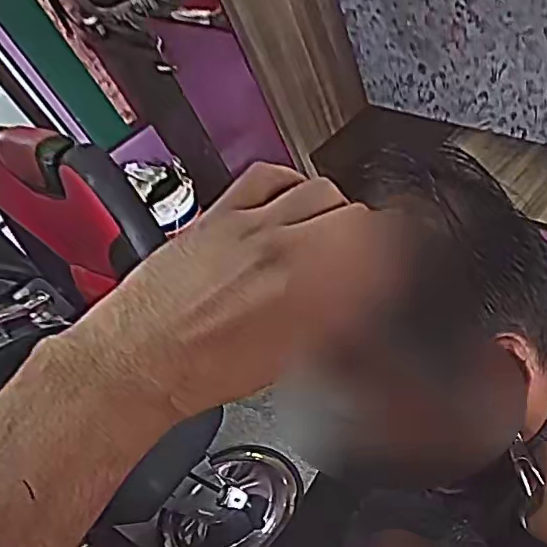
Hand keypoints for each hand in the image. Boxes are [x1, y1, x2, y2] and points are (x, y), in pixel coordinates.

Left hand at [55, 163, 395, 420]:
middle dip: (369, 240)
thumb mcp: (291, 360)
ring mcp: (250, 224)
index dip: (402, 253)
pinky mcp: (219, 211)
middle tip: (363, 264)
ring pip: (320, 189)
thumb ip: (336, 321)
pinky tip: (287, 210)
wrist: (143, 357)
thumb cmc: (208, 371)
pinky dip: (289, 187)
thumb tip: (365, 300)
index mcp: (308, 293)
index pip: (381, 247)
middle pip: (358, 215)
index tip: (403, 263)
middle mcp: (283, 249)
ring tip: (324, 240)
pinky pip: (268, 176)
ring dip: (333, 213)